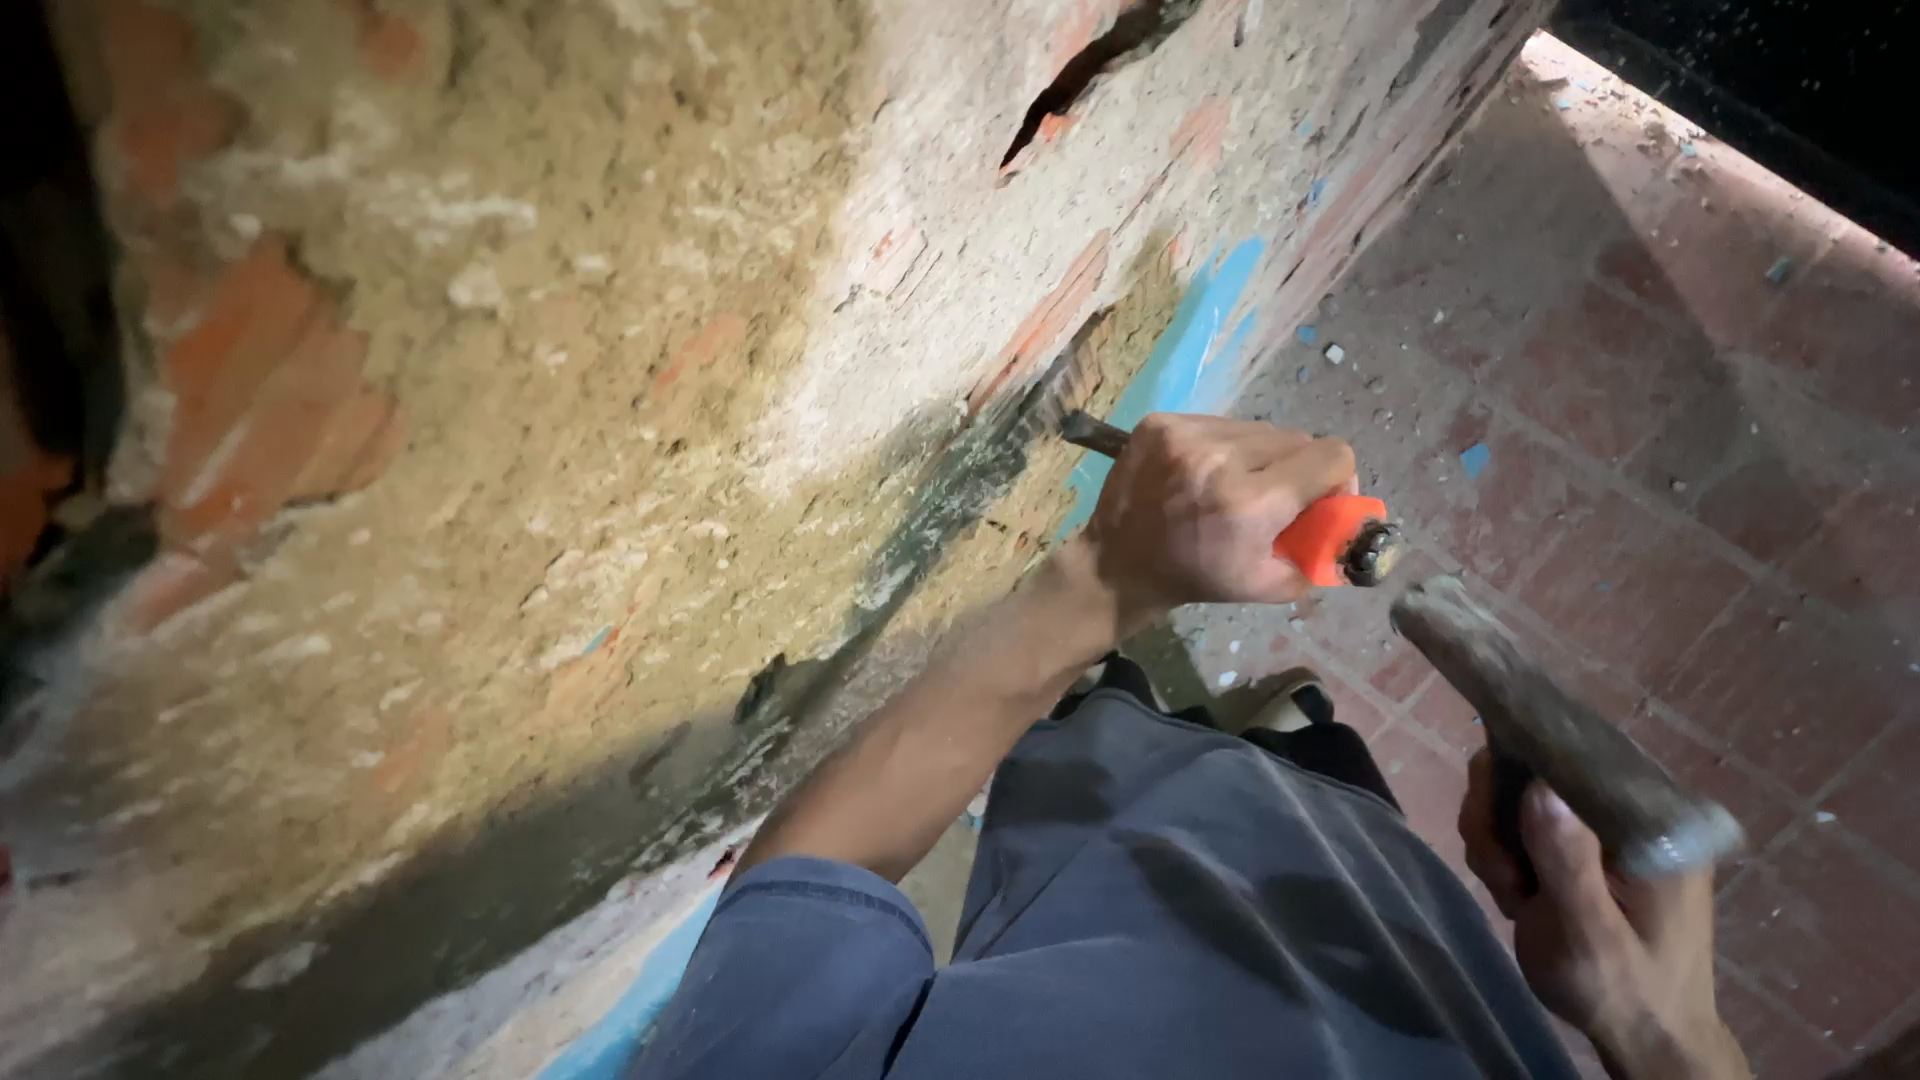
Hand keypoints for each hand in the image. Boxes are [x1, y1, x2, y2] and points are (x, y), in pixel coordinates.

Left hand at [1080, 414, 1355, 625]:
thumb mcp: (1267, 584)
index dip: (1336, 479)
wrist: (1118, 563)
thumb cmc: (1194, 576)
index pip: (1332, 456)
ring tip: (1235, 483)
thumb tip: (1351, 525)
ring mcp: (1184, 435)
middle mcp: (1219, 458)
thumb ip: (1321, 554)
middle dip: (1296, 469)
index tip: (1318, 499)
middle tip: (1276, 495)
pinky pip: (1219, 422)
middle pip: (1297, 439)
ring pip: (1257, 428)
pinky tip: (1204, 471)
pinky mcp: (1159, 423)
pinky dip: (1223, 445)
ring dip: (1258, 454)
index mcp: (1251, 502)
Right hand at [1459, 750, 1749, 1079]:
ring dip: (1492, 844)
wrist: (1644, 1042)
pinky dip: (1497, 857)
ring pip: (1507, 801)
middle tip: (1502, 872)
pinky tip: (1515, 895)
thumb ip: (1566, 859)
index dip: (1520, 767)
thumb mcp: (1590, 931)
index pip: (1575, 758)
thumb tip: (1539, 787)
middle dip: (1495, 820)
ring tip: (1513, 895)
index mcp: (1650, 827)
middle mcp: (1622, 817)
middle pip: (1528, 775)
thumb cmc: (1625, 990)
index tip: (1492, 809)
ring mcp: (1593, 833)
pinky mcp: (1571, 850)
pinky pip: (1509, 827)